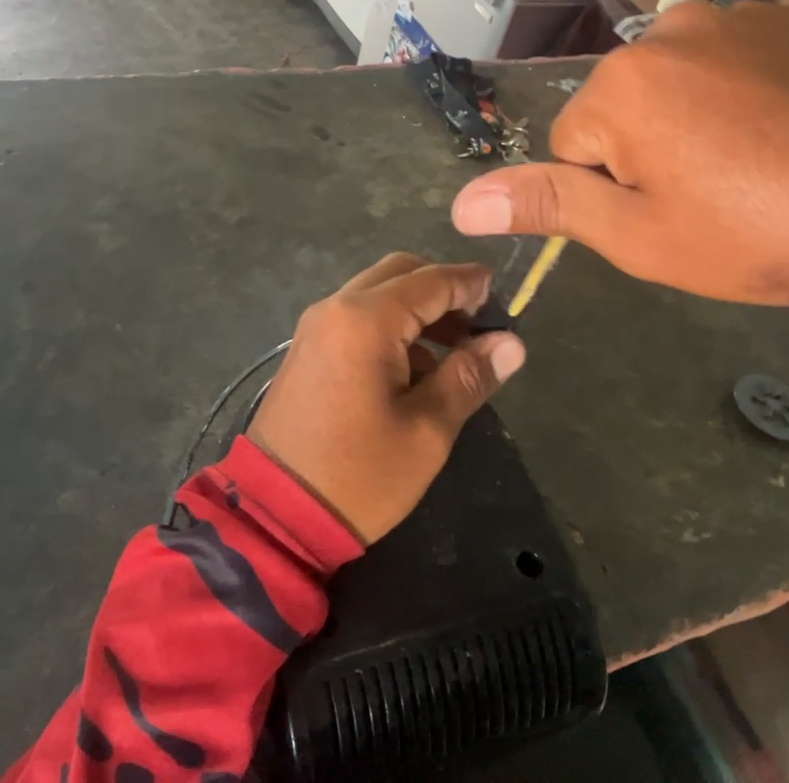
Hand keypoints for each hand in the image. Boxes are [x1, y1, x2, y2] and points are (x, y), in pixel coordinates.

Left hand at [247, 253, 526, 544]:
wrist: (277, 514)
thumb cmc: (361, 475)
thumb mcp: (428, 430)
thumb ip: (470, 376)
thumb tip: (511, 343)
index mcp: (366, 320)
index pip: (432, 280)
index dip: (473, 285)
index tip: (507, 301)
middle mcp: (335, 308)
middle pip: (400, 273)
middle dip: (444, 291)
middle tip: (481, 326)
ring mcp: (315, 328)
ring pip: (377, 294)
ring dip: (417, 310)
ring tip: (456, 354)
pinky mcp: (307, 350)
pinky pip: (356, 319)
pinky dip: (390, 327)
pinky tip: (414, 371)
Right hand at [451, 4, 788, 304]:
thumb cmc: (751, 233)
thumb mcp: (639, 236)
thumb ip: (549, 205)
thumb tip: (461, 204)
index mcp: (621, 86)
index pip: (574, 144)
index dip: (613, 190)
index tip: (673, 214)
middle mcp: (667, 32)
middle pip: (623, 105)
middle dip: (648, 148)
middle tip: (713, 194)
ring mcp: (737, 17)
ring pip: (677, 79)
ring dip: (693, 116)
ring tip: (754, 163)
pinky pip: (732, 58)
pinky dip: (742, 90)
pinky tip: (786, 128)